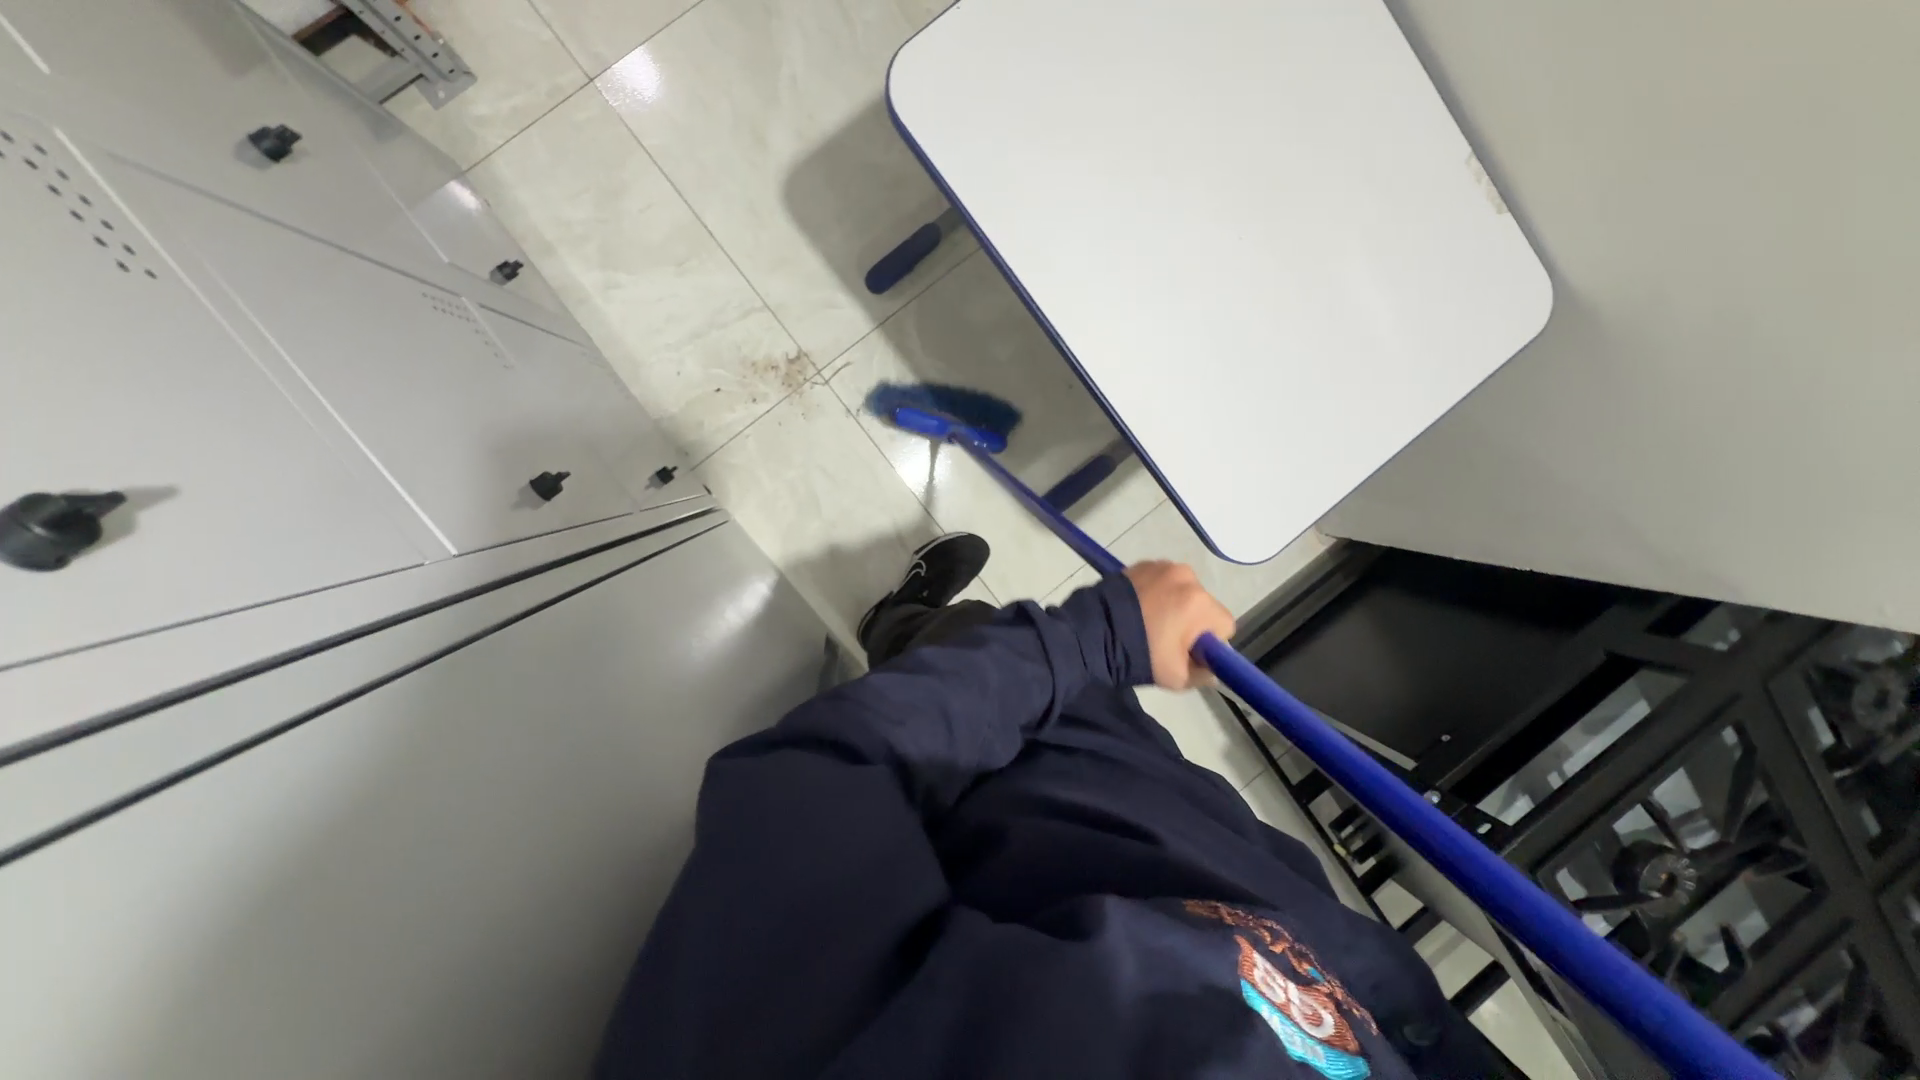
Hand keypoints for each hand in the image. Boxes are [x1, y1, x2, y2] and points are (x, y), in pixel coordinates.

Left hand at [1123, 561, 1235, 689]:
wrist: (1092, 632)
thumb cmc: (1139, 654)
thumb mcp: (1178, 677)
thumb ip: (1204, 673)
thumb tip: (1211, 667)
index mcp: (1200, 602)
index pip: (1224, 625)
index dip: (1210, 642)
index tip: (1188, 651)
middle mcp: (1186, 576)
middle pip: (1203, 604)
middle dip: (1191, 621)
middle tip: (1165, 638)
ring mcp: (1162, 566)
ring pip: (1182, 591)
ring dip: (1173, 604)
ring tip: (1148, 622)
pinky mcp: (1141, 564)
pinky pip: (1161, 581)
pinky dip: (1155, 593)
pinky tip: (1137, 609)